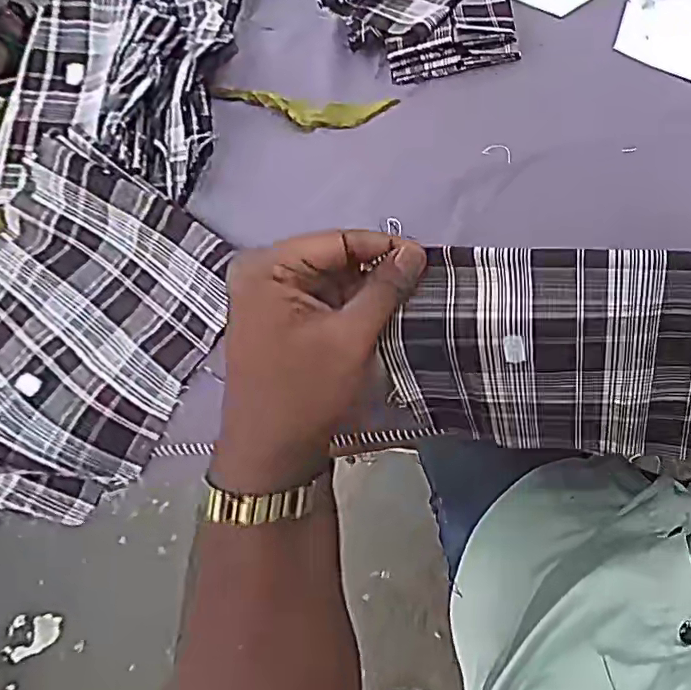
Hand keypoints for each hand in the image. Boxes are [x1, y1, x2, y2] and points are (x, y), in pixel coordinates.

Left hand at [210, 230, 425, 493]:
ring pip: (336, 278)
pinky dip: (357, 304)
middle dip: (378, 268)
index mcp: (269, 269)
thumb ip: (384, 288)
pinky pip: (328, 298)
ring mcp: (272, 297)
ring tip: (410, 296)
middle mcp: (265, 274)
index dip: (384, 246)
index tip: (425, 259)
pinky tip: (386, 313)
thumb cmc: (306, 390)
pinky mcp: (285, 319)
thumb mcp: (351, 335)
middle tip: (421, 280)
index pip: (337, 240)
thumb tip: (415, 253)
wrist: (273, 449)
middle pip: (335, 256)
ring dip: (371, 288)